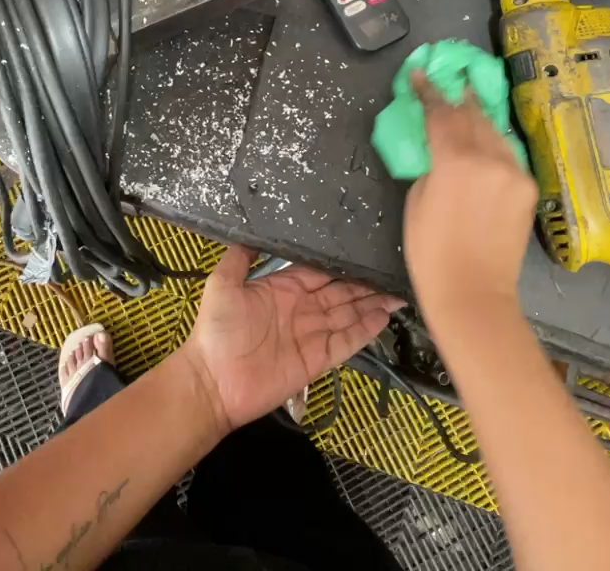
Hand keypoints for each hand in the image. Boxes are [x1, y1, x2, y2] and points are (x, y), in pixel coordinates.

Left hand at [176, 245, 404, 432]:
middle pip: (339, 292)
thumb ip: (239, 256)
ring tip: (397, 293)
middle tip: (390, 272)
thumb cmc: (215, 331)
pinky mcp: (316, 359)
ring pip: (347, 315)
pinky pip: (345, 342)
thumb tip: (248, 228)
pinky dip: (365, 331)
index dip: (339, 264)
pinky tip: (383, 318)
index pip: (317, 271)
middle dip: (364, 284)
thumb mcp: (222, 284)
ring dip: (371, 305)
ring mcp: (310, 334)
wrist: (212, 381)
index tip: (361, 252)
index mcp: (281, 288)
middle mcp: (300, 309)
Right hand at [403, 71, 538, 311]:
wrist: (473, 292)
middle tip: (449, 82)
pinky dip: (494, 143)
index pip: (440, 114)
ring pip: (495, 132)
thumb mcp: (417, 200)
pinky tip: (486, 140)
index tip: (420, 74)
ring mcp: (514, 172)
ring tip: (469, 102)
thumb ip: (431, 167)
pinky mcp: (528, 189)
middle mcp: (490, 158)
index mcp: (455, 161)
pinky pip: (508, 154)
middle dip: (457, 98)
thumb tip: (441, 153)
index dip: (428, 92)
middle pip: (472, 116)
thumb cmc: (430, 251)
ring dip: (479, 117)